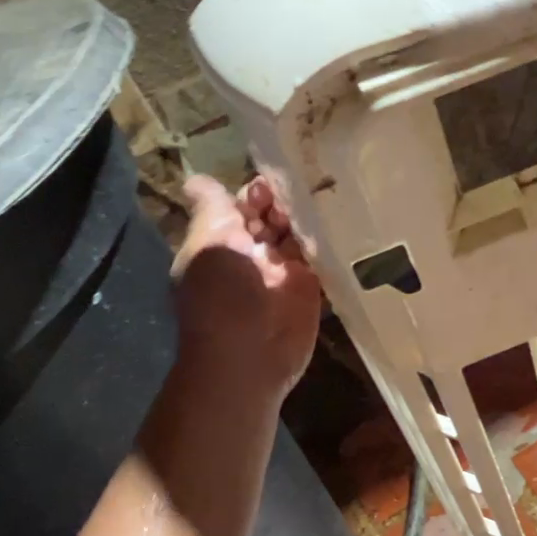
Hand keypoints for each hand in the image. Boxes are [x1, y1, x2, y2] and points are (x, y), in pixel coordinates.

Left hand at [172, 173, 321, 398]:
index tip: (270, 185)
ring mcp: (282, 272)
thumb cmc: (220, 297)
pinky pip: (318, 257)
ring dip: (305, 218)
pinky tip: (338, 218)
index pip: (239, 206)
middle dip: (283, 201)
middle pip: (270, 217)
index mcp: (220, 242)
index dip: (253, 192)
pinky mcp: (309, 288)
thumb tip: (198, 178)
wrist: (247, 357)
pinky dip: (325, 239)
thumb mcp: (206, 243)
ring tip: (321, 202)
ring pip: (296, 234)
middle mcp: (251, 255)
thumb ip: (209, 208)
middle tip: (301, 192)